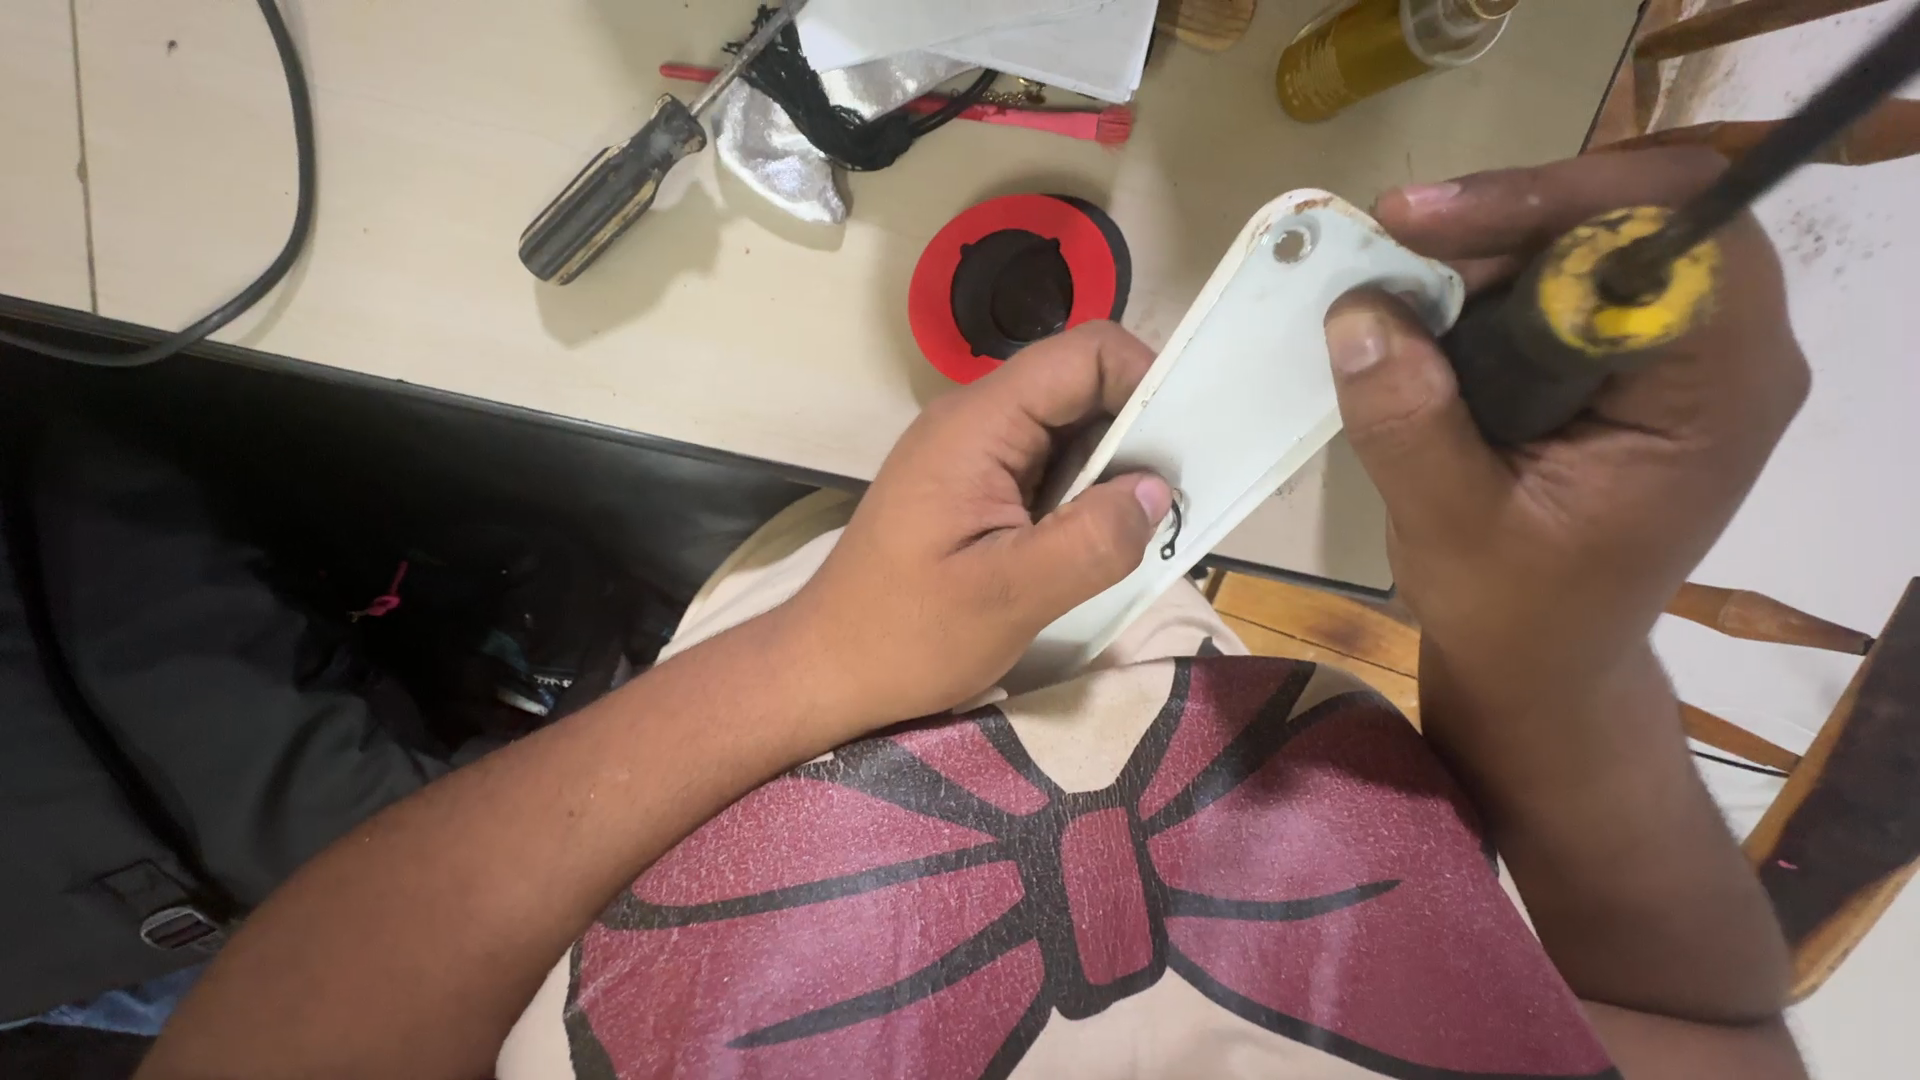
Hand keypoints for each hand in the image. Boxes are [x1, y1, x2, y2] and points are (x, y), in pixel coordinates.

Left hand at [786, 322, 1173, 734]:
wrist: (828, 670)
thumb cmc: (905, 636)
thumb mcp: (1007, 597)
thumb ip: (1090, 541)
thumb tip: (1156, 491)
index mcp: (977, 425)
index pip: (1083, 354)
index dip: (1147, 380)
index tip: (1188, 445)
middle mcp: (974, 422)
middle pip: (1079, 388)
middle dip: (1137, 434)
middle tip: (1177, 501)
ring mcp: (971, 456)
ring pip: (1067, 432)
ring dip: (1112, 473)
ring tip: (1146, 528)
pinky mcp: (973, 490)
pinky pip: (1045, 470)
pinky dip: (1083, 497)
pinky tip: (1101, 542)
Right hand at [1327, 149, 1808, 703]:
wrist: (1537, 656)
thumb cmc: (1511, 610)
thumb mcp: (1447, 526)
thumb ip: (1408, 425)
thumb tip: (1357, 315)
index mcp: (1712, 394)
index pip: (1667, 237)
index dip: (1545, 205)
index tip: (1414, 225)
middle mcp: (1715, 356)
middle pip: (1633, 221)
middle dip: (1504, 222)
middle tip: (1389, 249)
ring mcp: (1667, 360)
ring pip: (1590, 246)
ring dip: (1484, 253)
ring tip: (1391, 286)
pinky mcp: (1616, 372)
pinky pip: (1558, 291)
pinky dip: (1482, 288)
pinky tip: (1420, 317)